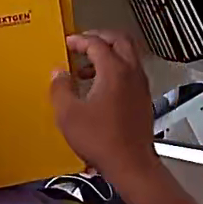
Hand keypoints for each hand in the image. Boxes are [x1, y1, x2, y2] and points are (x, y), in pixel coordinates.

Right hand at [50, 29, 160, 183]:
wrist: (130, 165)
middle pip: (120, 40)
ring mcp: (141, 88)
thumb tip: (59, 75)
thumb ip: (60, 88)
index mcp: (114, 71)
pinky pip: (131, 75)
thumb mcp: (68, 114)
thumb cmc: (105, 142)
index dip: (80, 40)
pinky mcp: (143, 101)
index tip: (70, 43)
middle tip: (84, 44)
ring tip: (88, 69)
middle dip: (100, 38)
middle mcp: (132, 75)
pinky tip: (101, 90)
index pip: (97, 42)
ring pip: (128, 57)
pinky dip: (116, 72)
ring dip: (109, 56)